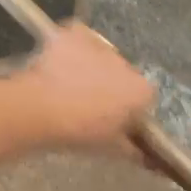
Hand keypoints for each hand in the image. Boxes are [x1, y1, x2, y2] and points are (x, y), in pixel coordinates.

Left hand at [18, 22, 153, 150]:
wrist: (40, 107)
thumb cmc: (80, 131)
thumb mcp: (114, 149)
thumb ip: (137, 151)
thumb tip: (149, 159)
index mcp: (140, 91)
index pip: (144, 97)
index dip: (129, 106)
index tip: (114, 115)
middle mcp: (125, 63)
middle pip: (122, 72)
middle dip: (111, 83)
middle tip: (90, 98)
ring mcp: (97, 44)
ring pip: (101, 53)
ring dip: (93, 63)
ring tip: (71, 79)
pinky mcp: (73, 32)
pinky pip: (80, 36)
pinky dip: (74, 44)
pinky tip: (63, 57)